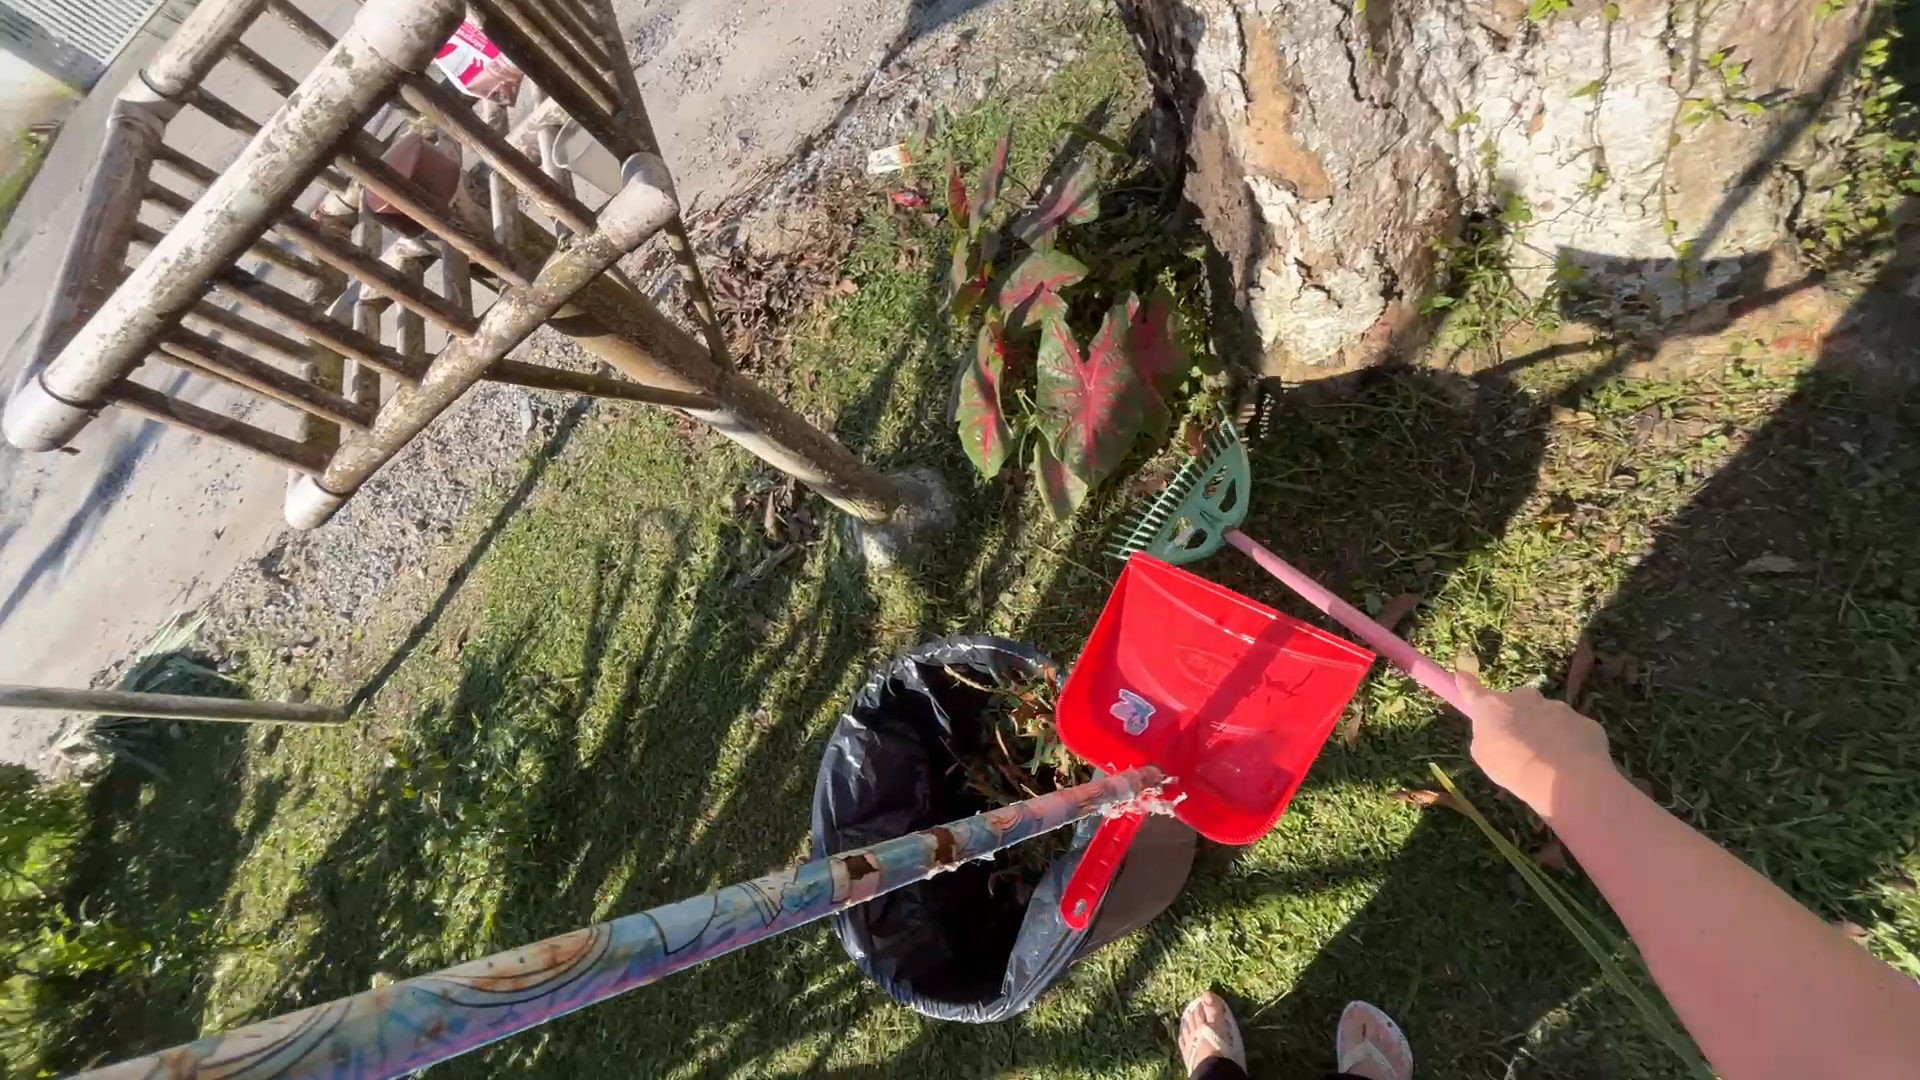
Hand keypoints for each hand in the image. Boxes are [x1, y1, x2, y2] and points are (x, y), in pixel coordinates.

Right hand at [1455, 671, 1613, 814]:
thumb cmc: (1511, 766)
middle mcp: (1525, 698)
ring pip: (1549, 715)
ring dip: (1547, 730)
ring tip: (1551, 759)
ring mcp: (1559, 708)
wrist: (1563, 779)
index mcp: (1493, 705)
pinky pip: (1574, 730)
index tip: (1462, 676)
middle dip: (1520, 715)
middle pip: (1519, 701)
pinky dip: (1571, 742)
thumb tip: (1500, 733)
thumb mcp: (1484, 754)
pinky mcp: (1587, 723)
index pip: (1473, 689)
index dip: (1467, 684)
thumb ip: (1488, 736)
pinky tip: (1572, 763)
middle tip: (1521, 741)